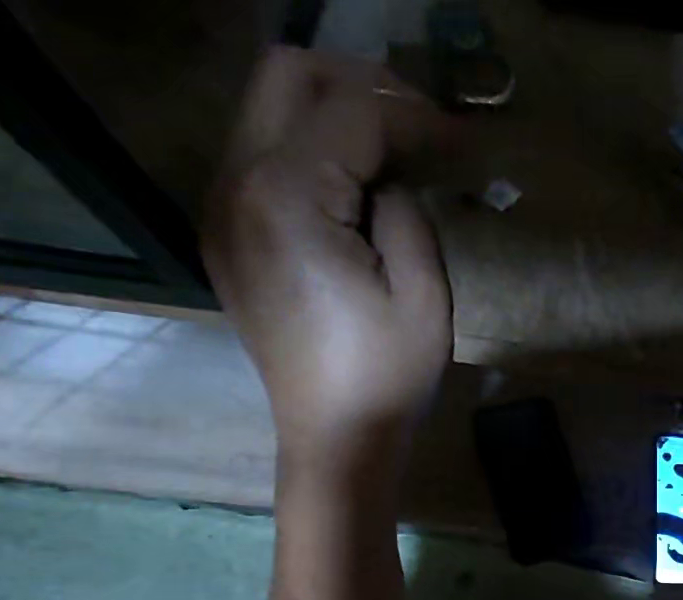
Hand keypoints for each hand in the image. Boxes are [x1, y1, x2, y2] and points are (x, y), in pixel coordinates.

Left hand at [204, 46, 453, 460]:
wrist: (334, 440)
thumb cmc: (387, 378)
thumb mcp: (424, 294)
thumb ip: (406, 209)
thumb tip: (390, 177)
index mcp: (288, 199)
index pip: (352, 111)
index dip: (415, 116)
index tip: (462, 141)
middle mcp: (235, 185)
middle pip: (287, 78)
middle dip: (359, 85)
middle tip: (418, 126)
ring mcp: (220, 210)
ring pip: (266, 111)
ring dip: (332, 115)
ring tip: (391, 152)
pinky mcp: (225, 236)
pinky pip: (258, 158)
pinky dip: (307, 151)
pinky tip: (350, 189)